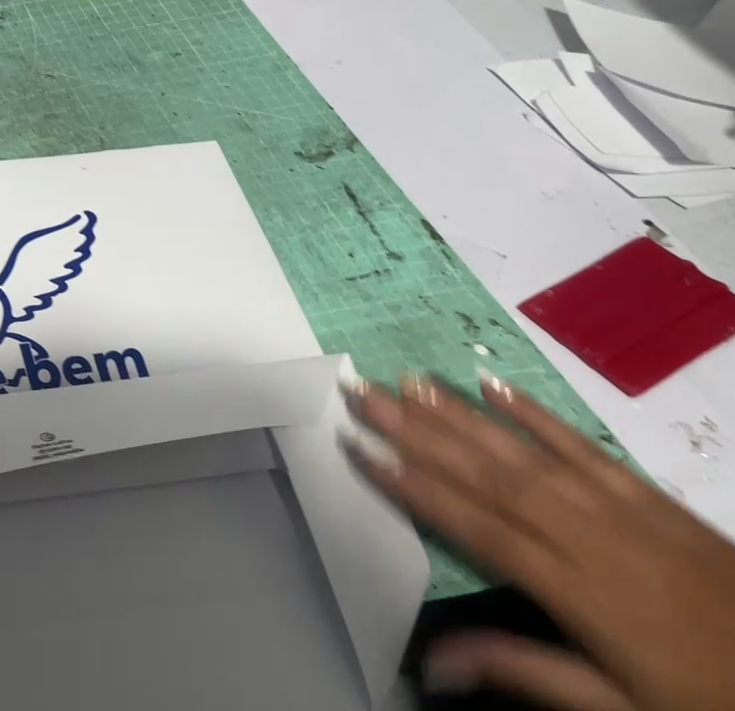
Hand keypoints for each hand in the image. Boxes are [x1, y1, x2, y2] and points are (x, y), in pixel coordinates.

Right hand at [346, 372, 734, 710]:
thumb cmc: (706, 698)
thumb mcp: (622, 707)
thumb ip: (526, 671)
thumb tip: (432, 663)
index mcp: (579, 591)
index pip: (476, 528)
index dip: (413, 488)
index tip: (359, 449)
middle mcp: (595, 539)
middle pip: (492, 477)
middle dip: (419, 432)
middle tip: (364, 393)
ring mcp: (629, 514)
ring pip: (529, 455)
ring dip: (463, 415)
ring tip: (410, 382)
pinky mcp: (657, 501)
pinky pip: (590, 451)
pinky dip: (540, 417)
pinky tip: (496, 387)